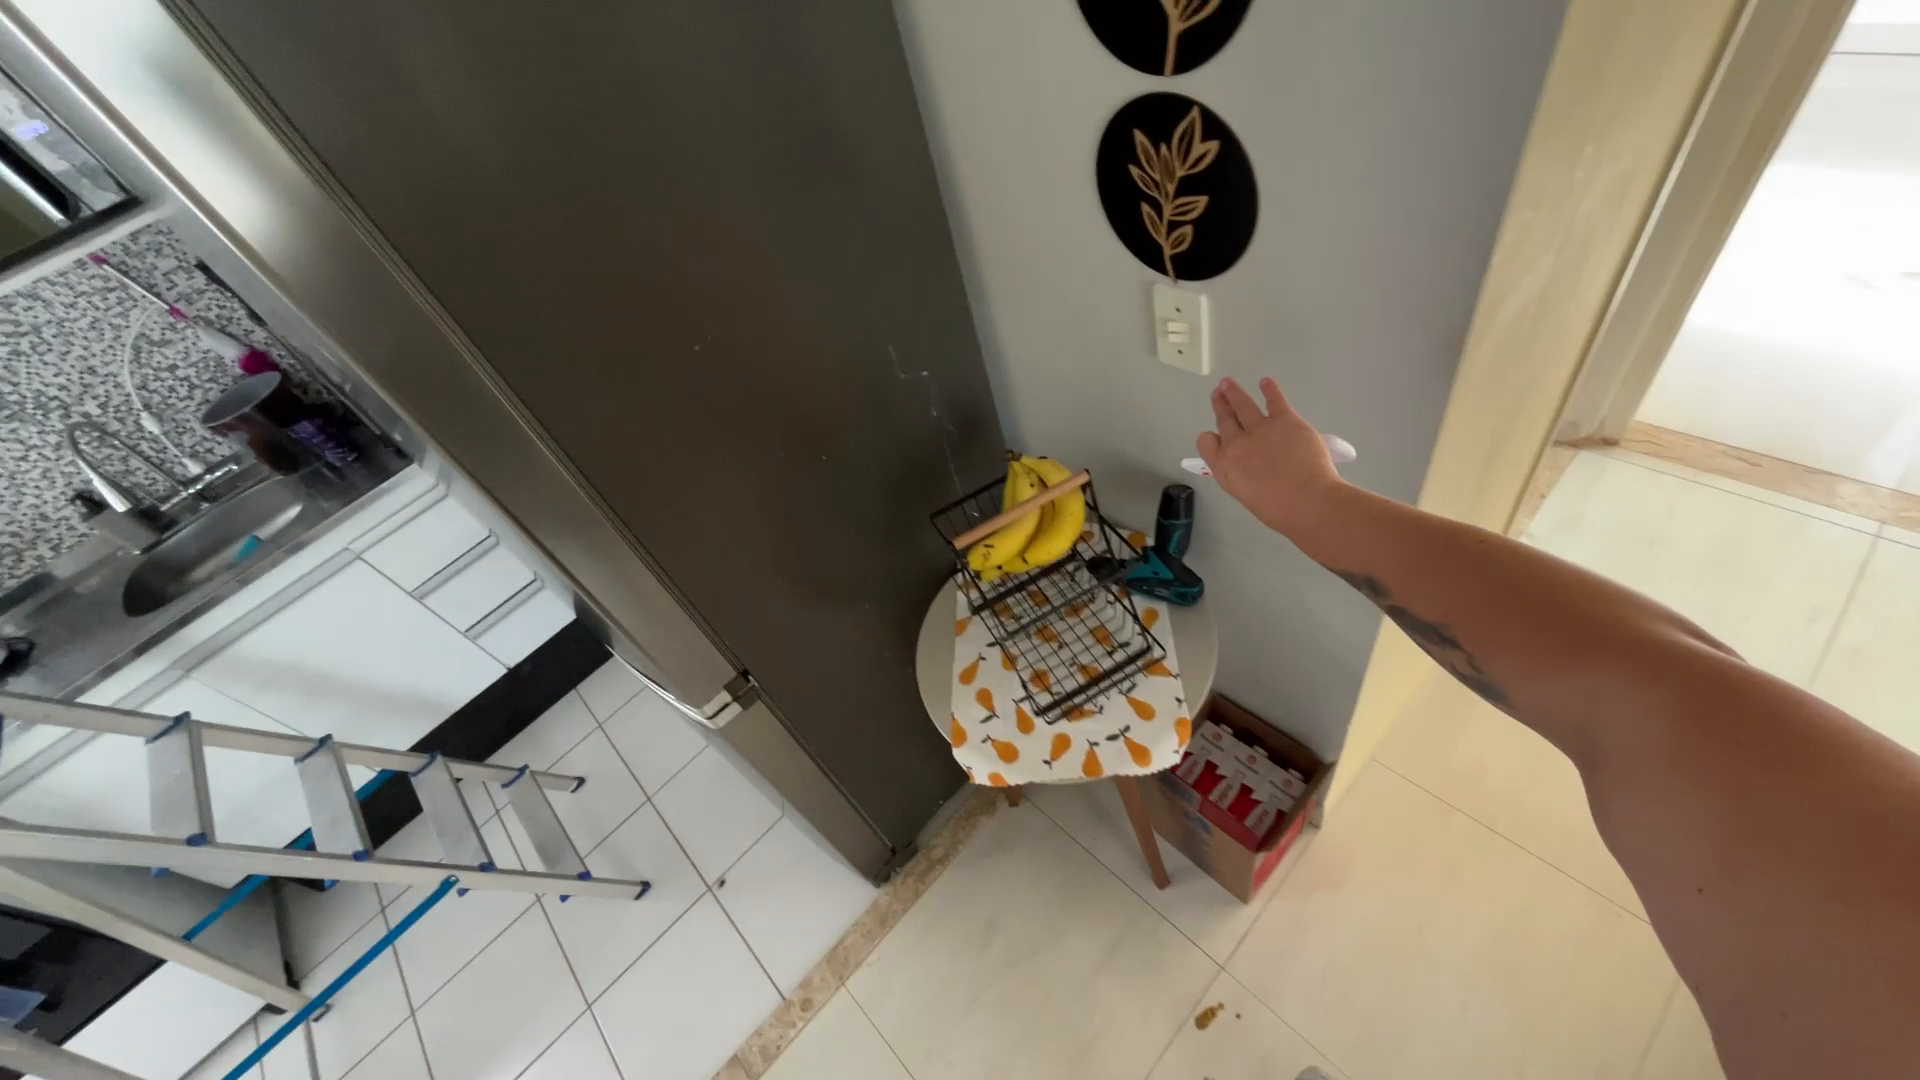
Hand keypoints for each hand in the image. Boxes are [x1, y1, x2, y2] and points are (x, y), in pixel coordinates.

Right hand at [1196, 377, 1343, 535]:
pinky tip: (1266, 382)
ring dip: (1234, 393)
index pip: (1206, 443)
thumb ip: (1242, 475)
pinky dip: (1269, 389)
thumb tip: (1252, 467)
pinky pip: (1274, 400)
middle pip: (1224, 420)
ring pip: (1243, 405)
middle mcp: (1236, 444)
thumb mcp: (1246, 495)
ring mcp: (1260, 429)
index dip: (1210, 437)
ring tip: (1228, 383)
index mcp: (1224, 466)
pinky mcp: (1285, 420)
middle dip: (1220, 405)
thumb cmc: (1277, 509)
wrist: (1306, 500)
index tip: (1215, 435)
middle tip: (1218, 394)